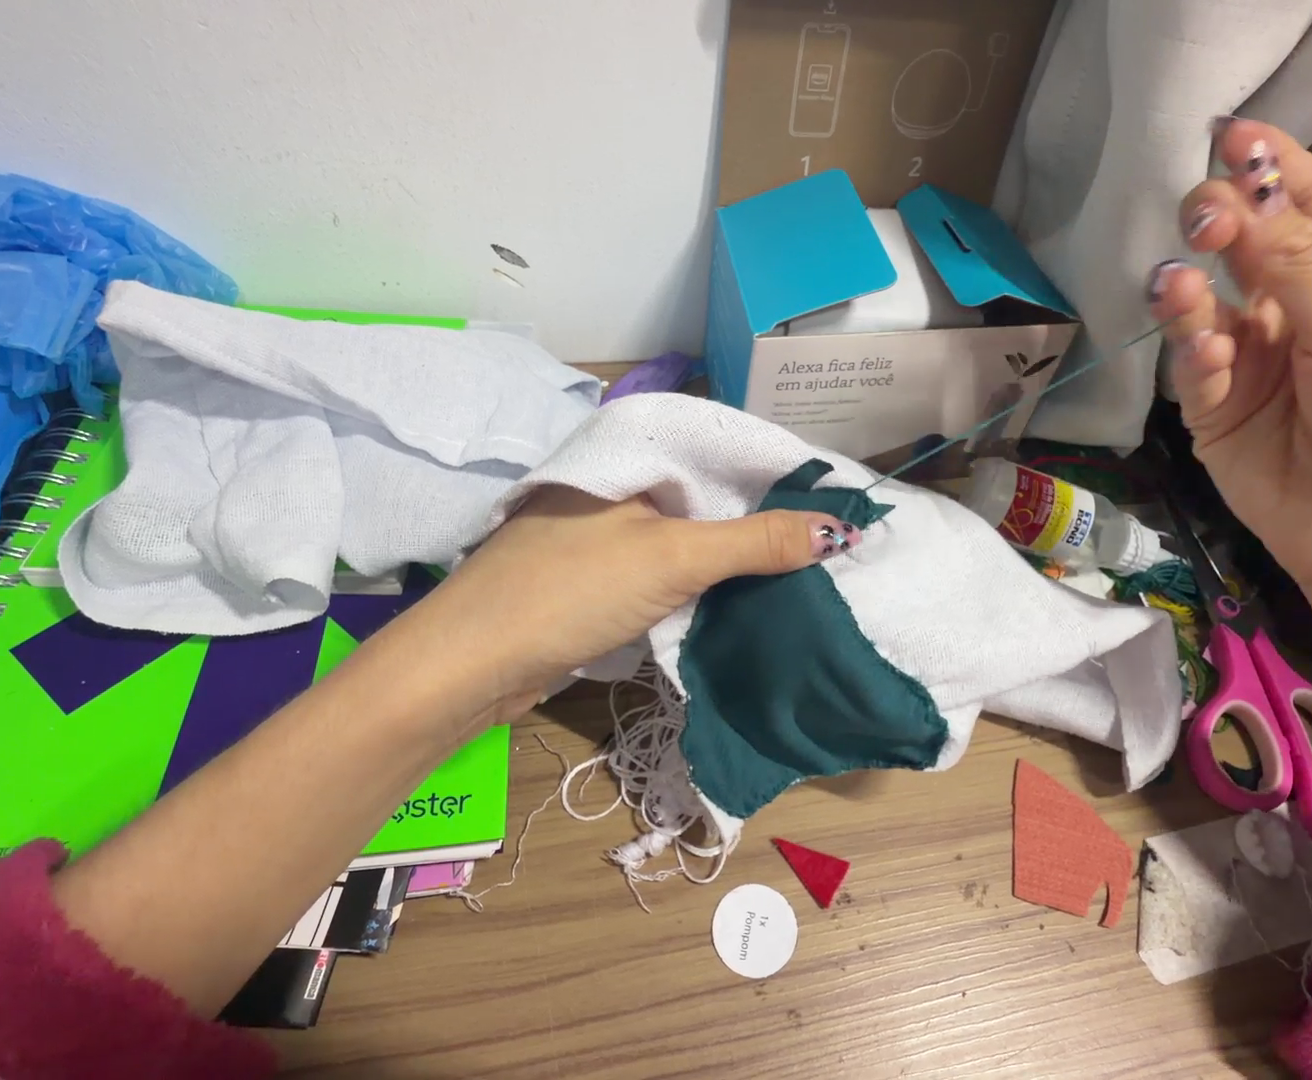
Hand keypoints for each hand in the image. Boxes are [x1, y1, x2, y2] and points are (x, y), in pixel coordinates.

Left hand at [421, 487, 858, 709]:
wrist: (473, 663)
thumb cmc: (570, 590)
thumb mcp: (671, 558)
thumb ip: (753, 542)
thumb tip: (838, 530)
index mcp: (630, 457)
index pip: (720, 449)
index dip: (776, 471)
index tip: (835, 497)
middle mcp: (618, 486)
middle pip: (707, 496)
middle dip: (762, 518)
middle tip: (829, 538)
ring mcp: (605, 533)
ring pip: (687, 535)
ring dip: (734, 554)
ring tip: (803, 565)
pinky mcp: (599, 577)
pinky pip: (665, 569)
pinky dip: (701, 580)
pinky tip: (742, 594)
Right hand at [1147, 119, 1311, 597]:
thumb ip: (1297, 263)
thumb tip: (1244, 194)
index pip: (1309, 203)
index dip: (1270, 166)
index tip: (1225, 136)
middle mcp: (1298, 311)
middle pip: (1244, 248)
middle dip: (1220, 225)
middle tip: (1202, 218)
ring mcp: (1253, 362)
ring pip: (1203, 307)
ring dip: (1190, 290)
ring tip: (1180, 283)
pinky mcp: (1214, 410)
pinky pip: (1191, 368)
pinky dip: (1190, 353)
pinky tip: (1201, 349)